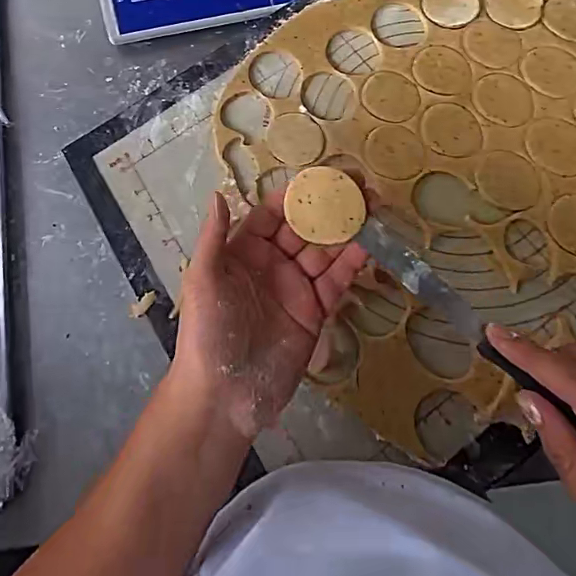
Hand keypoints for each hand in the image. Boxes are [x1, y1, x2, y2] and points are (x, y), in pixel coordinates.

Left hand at [170, 191, 367, 439]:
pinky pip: (336, 280)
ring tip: (372, 207)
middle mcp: (272, 264)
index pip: (272, 215)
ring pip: (326, 251)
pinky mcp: (315, 311)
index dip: (295, 197)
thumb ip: (214, 237)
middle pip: (305, 228)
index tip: (319, 179)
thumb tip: (218, 194)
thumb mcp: (203, 280)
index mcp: (244, 252)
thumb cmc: (208, 332)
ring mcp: (296, 287)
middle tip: (357, 186)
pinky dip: (353, 262)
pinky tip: (369, 245)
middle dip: (329, 207)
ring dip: (347, 229)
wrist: (224, 396)